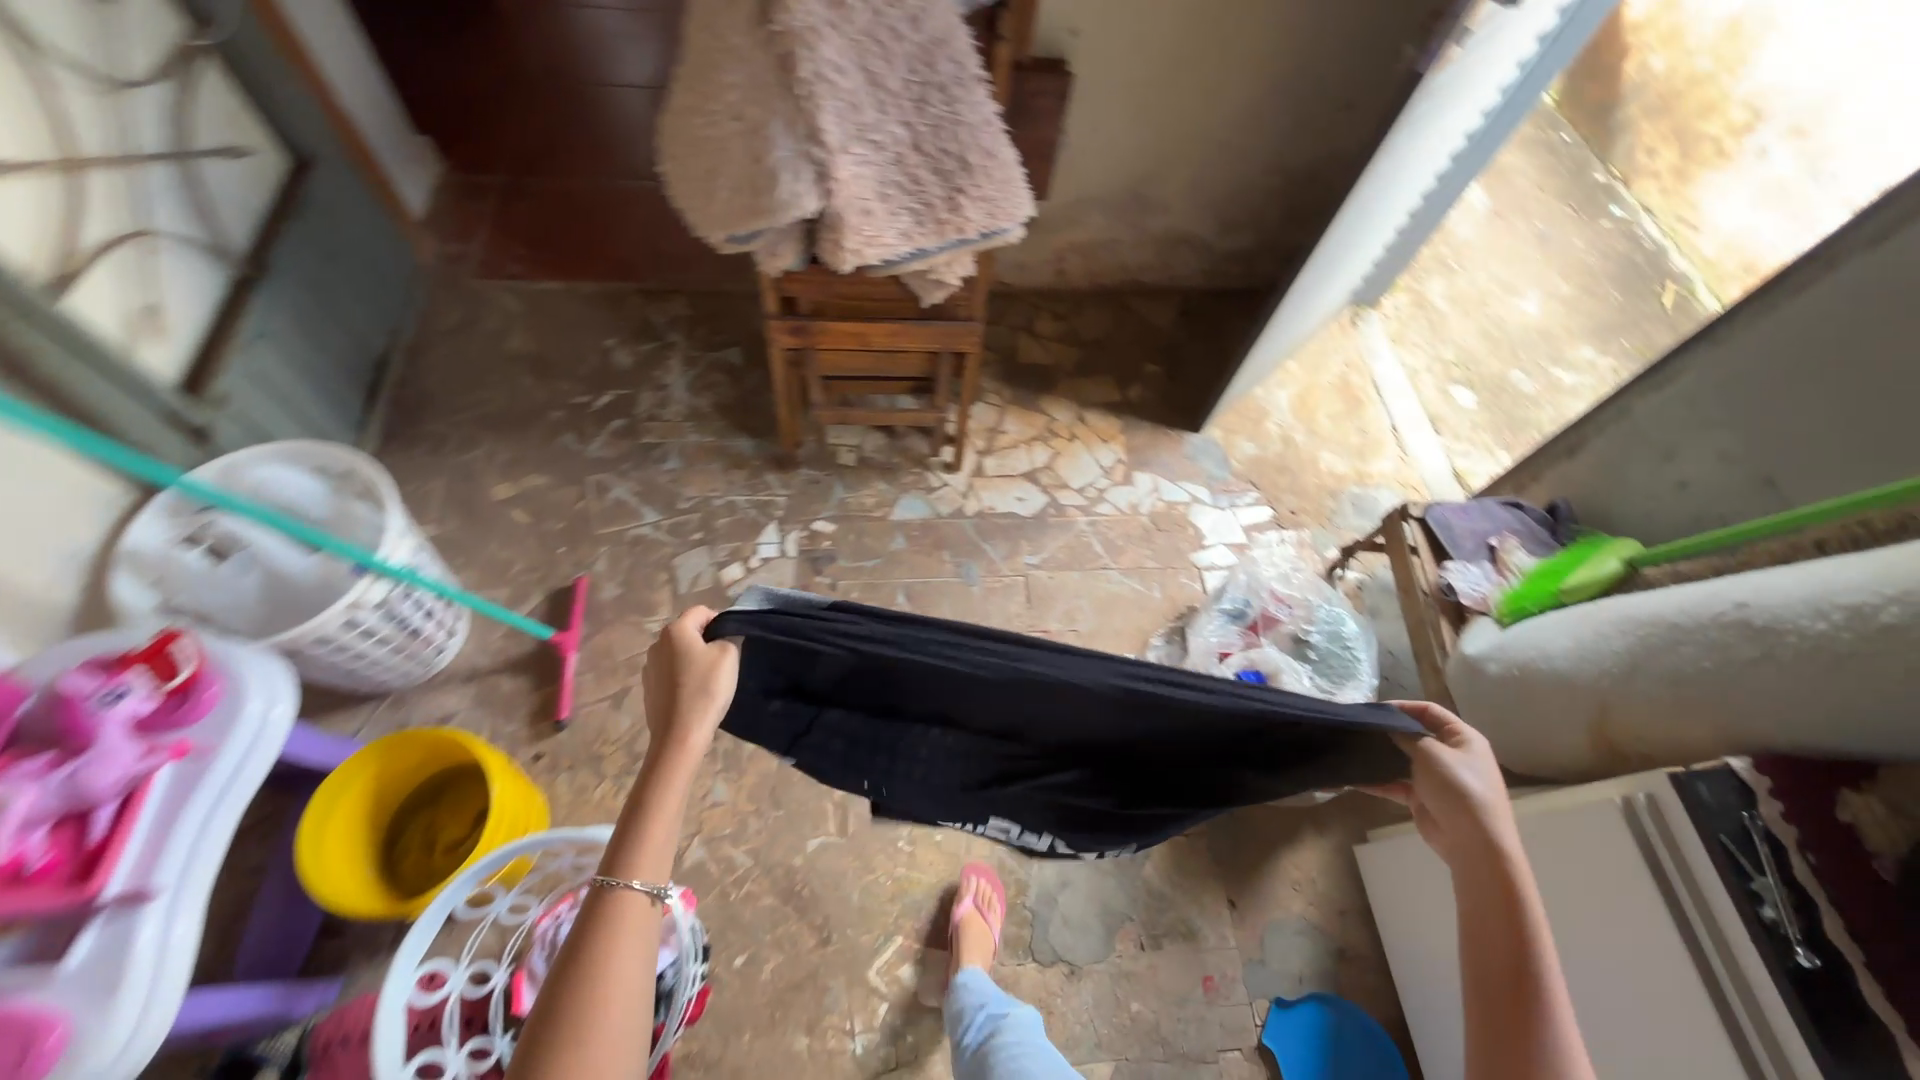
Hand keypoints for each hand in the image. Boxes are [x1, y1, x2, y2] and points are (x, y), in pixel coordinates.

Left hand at [640, 606, 740, 758]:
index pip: (701, 611)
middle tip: (724, 661)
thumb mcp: (729, 655)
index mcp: (675, 630)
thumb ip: (729, 637)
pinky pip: (670, 673)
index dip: (720, 621)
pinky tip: (693, 694)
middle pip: (687, 631)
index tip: (732, 641)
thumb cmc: (706, 689)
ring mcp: (649, 667)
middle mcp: (656, 643)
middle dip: (706, 640)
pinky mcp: (648, 688)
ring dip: (693, 659)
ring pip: (678, 653)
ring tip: (708, 680)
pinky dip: (683, 677)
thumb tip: (724, 636)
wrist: (680, 734)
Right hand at [1360, 701, 1519, 870]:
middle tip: (1359, 727)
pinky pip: (1396, 784)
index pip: (1430, 711)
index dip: (1404, 706)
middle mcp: (1450, 755)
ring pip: (1404, 760)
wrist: (1474, 841)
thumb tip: (1390, 729)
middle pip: (1416, 735)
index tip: (1374, 709)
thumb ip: (1407, 736)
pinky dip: (1377, 782)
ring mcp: (1436, 778)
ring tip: (1353, 748)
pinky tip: (1354, 779)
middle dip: (1389, 731)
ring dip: (1381, 756)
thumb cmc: (1458, 787)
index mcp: (1462, 738)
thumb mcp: (1431, 753)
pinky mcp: (1423, 798)